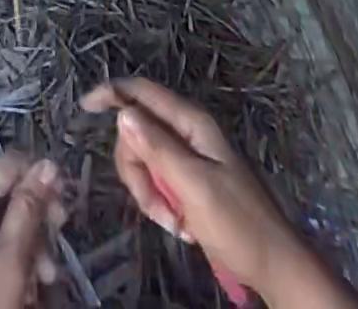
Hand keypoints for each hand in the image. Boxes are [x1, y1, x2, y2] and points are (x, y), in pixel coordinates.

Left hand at [0, 155, 63, 308]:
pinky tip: (26, 284)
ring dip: (29, 244)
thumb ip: (30, 207)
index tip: (64, 211)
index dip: (41, 180)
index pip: (10, 164)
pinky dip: (11, 256)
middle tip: (55, 249)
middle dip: (36, 220)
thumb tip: (49, 165)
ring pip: (2, 219)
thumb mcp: (10, 259)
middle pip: (7, 192)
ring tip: (44, 278)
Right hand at [82, 79, 309, 295]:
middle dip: (135, 168)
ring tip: (173, 220)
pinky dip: (157, 202)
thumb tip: (122, 113)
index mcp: (191, 122)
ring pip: (142, 158)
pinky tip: (179, 223)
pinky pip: (154, 179)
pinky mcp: (186, 178)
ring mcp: (186, 155)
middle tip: (154, 203)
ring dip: (147, 192)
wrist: (271, 264)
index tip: (85, 105)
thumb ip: (158, 149)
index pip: (143, 93)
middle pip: (136, 131)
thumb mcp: (194, 186)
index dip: (113, 93)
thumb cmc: (238, 222)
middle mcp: (186, 131)